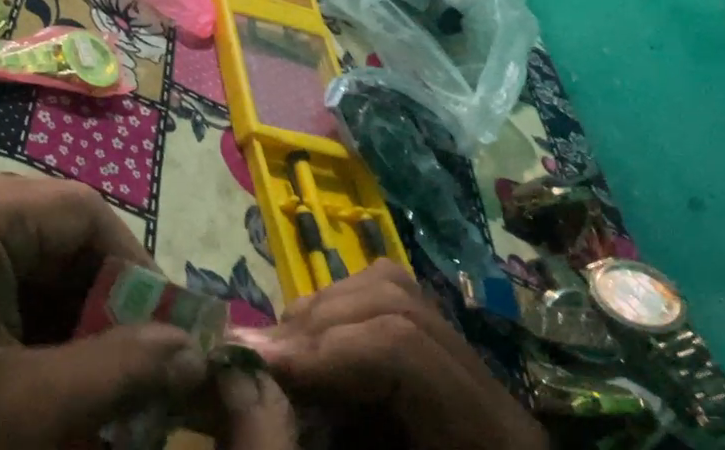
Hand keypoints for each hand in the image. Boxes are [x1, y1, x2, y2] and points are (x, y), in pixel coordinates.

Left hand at [0, 172, 209, 448]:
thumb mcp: (25, 409)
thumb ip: (117, 372)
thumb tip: (189, 350)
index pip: (83, 210)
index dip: (134, 268)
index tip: (159, 334)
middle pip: (48, 224)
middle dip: (93, 292)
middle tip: (121, 363)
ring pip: (14, 244)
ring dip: (54, 302)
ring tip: (76, 369)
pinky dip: (11, 302)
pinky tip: (21, 359)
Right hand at [232, 260, 546, 449]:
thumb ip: (294, 438)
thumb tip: (237, 366)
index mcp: (485, 433)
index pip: (403, 346)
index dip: (324, 347)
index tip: (260, 366)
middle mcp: (488, 391)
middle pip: (393, 303)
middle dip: (313, 324)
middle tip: (256, 357)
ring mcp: (466, 368)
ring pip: (387, 289)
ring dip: (318, 313)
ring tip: (278, 354)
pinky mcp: (439, 364)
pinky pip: (384, 304)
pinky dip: (333, 314)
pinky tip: (307, 351)